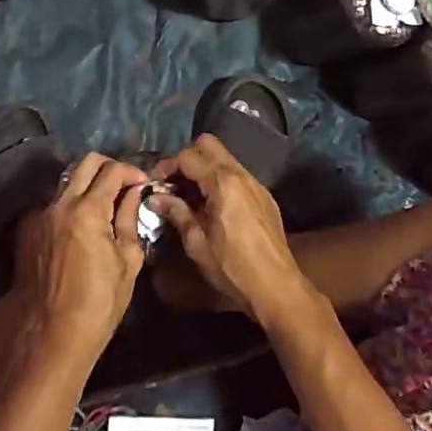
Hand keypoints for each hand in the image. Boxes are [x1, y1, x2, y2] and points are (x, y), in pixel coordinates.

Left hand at [22, 153, 149, 352]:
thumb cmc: (99, 303)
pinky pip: (53, 204)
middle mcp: (61, 205)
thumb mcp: (127, 260)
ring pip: (67, 181)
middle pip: (86, 163)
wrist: (51, 339)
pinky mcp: (29, 232)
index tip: (143, 184)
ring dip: (88, 184)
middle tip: (124, 185)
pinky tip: (82, 226)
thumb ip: (130, 219)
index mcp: (88, 210)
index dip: (133, 172)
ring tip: (104, 204)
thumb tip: (134, 193)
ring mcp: (41, 217)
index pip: (113, 170)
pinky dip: (71, 205)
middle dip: (109, 167)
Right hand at [149, 135, 313, 324]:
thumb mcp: (197, 243)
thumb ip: (177, 213)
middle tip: (174, 183)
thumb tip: (155, 198)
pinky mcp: (263, 194)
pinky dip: (220, 179)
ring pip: (224, 158)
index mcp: (223, 182)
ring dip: (204, 168)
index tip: (155, 184)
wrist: (276, 286)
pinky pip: (237, 174)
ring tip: (190, 195)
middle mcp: (240, 174)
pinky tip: (213, 204)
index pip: (188, 156)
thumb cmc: (232, 267)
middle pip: (209, 145)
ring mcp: (255, 182)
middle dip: (187, 158)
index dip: (167, 166)